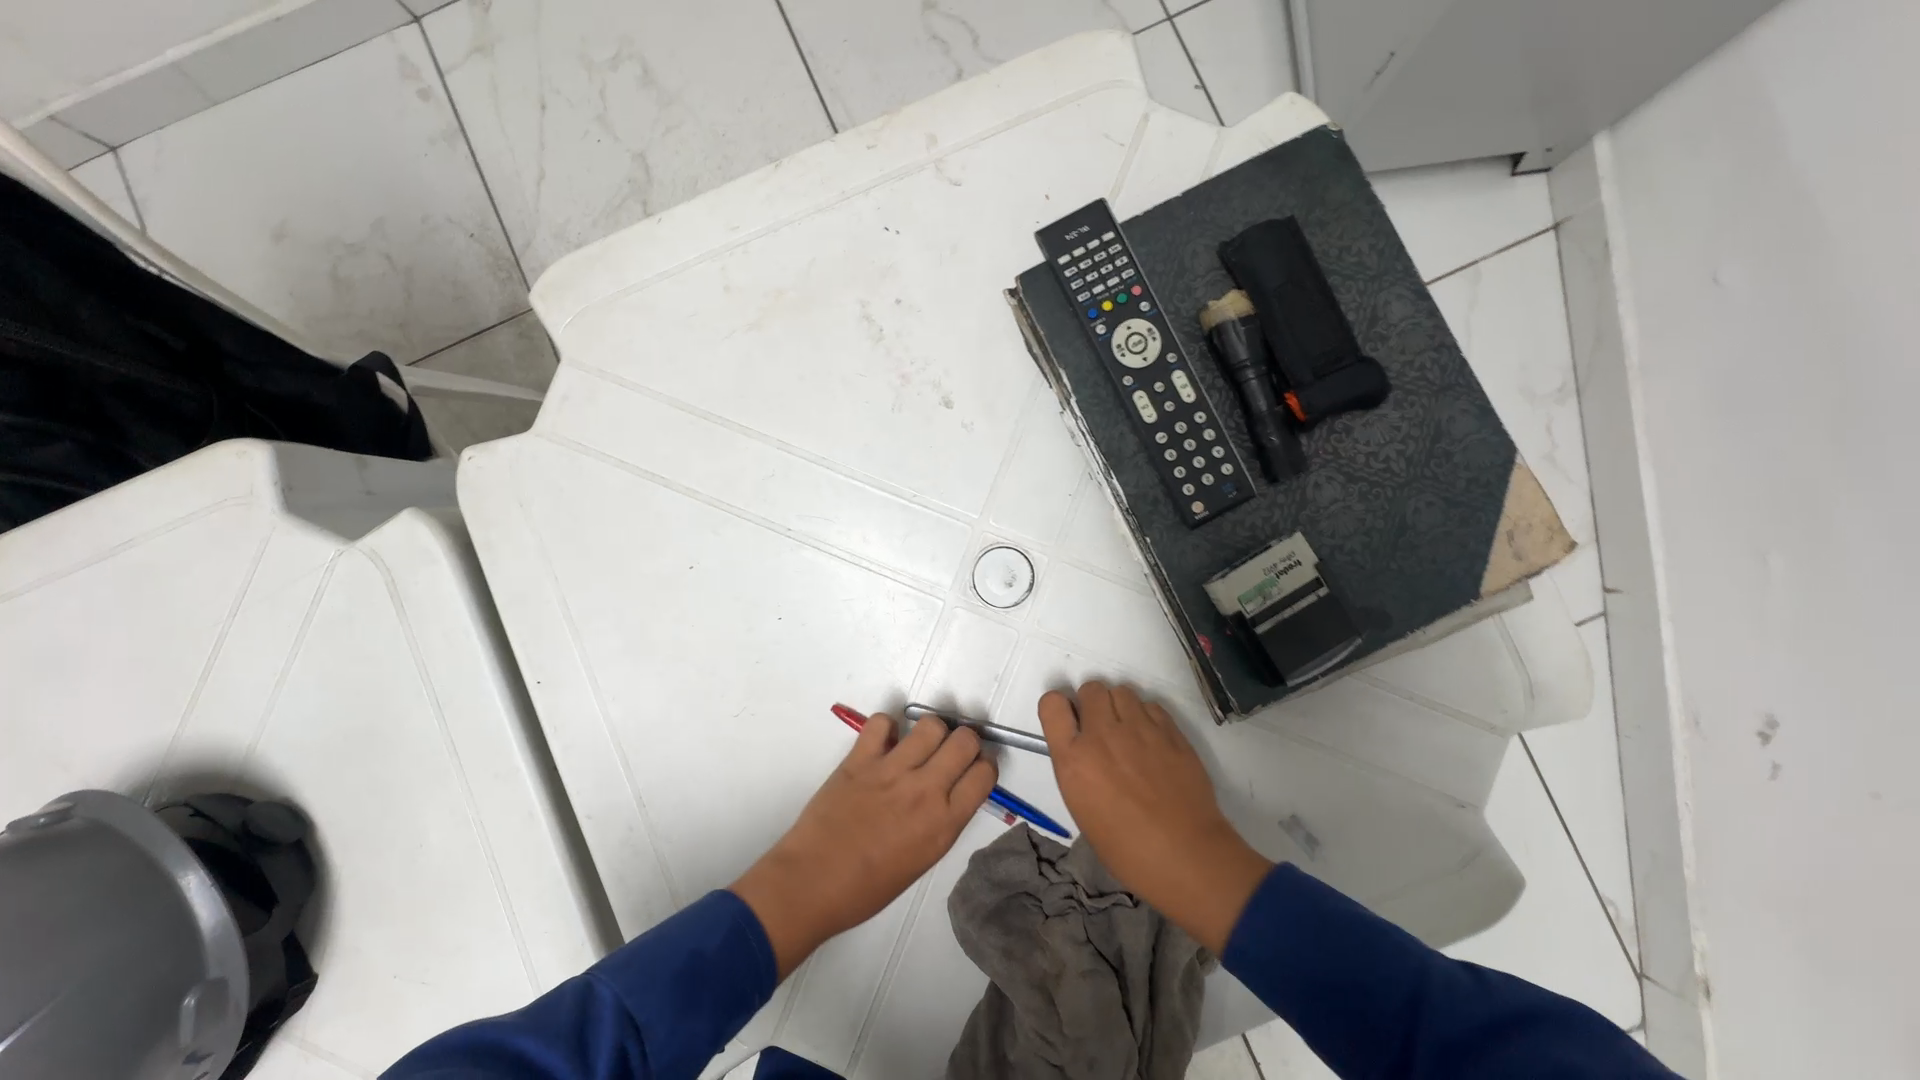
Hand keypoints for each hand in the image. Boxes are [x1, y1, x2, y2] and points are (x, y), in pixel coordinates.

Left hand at [731, 712, 997, 977]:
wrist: (812, 884)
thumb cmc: (867, 888)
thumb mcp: (922, 860)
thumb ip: (942, 822)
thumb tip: (949, 793)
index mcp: (944, 824)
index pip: (985, 774)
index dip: (983, 766)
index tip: (972, 769)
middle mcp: (925, 791)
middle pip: (965, 741)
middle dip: (964, 741)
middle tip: (950, 752)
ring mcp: (891, 771)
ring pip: (931, 724)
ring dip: (931, 730)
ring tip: (918, 745)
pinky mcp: (859, 760)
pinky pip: (882, 722)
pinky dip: (887, 727)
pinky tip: (883, 744)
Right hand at [1039, 681, 1271, 953]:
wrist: (1184, 854)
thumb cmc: (1126, 848)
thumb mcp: (1082, 809)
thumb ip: (1078, 769)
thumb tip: (1085, 753)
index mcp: (1073, 759)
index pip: (1052, 704)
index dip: (1059, 709)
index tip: (1068, 723)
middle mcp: (1103, 735)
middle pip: (1091, 688)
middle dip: (1092, 703)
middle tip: (1101, 728)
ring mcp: (1140, 729)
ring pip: (1122, 691)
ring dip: (1119, 706)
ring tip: (1129, 732)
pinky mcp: (1171, 731)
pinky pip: (1151, 706)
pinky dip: (1147, 716)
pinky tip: (1152, 741)